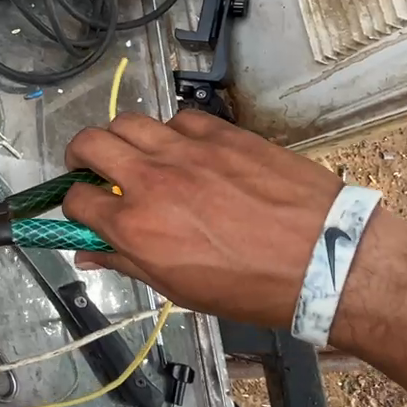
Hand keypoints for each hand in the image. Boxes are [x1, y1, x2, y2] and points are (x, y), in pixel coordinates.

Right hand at [61, 110, 354, 327]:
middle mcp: (150, 180)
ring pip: (127, 122)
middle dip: (79, 156)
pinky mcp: (223, 135)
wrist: (332, 263)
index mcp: (135, 225)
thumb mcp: (178, 288)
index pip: (76, 198)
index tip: (87, 210)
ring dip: (122, 138)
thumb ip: (125, 262)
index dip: (74, 204)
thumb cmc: (251, 288)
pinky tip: (185, 149)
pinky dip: (171, 132)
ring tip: (137, 153)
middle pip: (88, 144)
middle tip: (93, 168)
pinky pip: (179, 118)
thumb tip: (86, 254)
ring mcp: (187, 152)